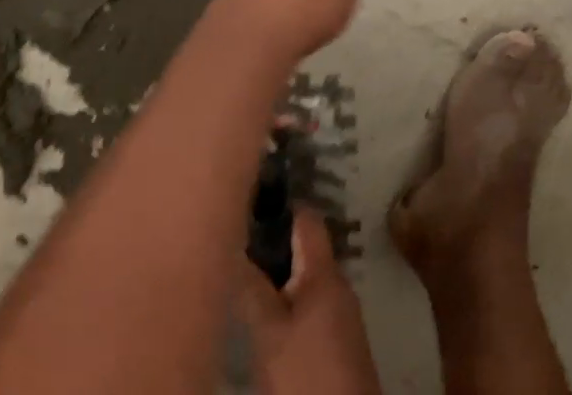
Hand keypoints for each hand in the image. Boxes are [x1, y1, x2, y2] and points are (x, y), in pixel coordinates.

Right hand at [235, 210, 382, 394]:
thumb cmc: (307, 372)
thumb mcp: (268, 330)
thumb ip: (249, 285)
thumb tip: (230, 242)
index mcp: (325, 274)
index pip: (307, 219)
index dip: (279, 205)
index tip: (248, 198)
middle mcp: (338, 285)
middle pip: (304, 246)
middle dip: (271, 239)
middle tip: (234, 235)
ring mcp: (340, 312)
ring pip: (304, 275)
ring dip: (276, 269)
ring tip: (240, 266)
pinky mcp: (337, 336)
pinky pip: (309, 299)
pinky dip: (285, 294)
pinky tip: (261, 304)